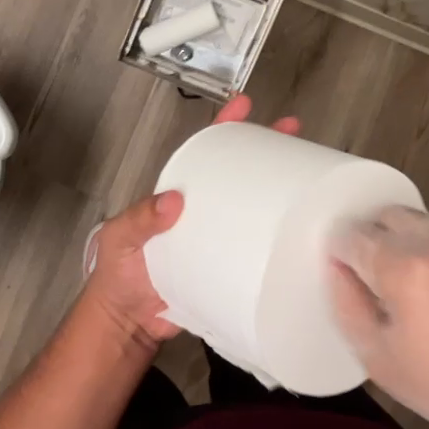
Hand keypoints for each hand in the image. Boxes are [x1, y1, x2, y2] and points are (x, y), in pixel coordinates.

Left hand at [79, 95, 300, 350]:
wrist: (128, 323)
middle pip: (238, 171)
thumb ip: (140, 220)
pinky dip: (276, 236)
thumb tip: (174, 201)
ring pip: (252, 205)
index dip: (224, 127)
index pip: (202, 152)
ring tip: (309, 173)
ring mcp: (219, 238)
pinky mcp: (229, 266)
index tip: (244, 105)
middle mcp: (203, 211)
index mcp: (178, 195)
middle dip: (266, 148)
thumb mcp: (120, 238)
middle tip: (293, 130)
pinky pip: (255, 245)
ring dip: (278, 188)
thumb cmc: (118, 274)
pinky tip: (300, 233)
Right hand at [328, 208, 428, 428]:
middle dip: (385, 244)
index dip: (348, 257)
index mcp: (405, 266)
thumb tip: (335, 264)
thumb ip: (345, 304)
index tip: (360, 282)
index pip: (351, 234)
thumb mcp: (382, 362)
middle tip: (401, 288)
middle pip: (389, 217)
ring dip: (424, 243)